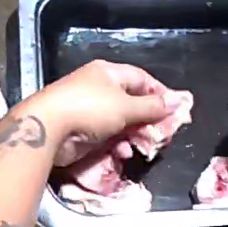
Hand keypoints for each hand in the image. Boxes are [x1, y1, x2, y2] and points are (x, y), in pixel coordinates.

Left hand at [16, 60, 182, 165]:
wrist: (49, 129)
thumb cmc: (90, 109)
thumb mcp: (127, 107)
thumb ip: (153, 107)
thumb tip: (178, 101)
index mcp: (109, 73)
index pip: (142, 79)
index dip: (159, 93)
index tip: (174, 109)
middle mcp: (99, 89)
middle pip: (132, 102)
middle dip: (148, 119)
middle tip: (162, 133)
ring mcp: (90, 110)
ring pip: (121, 122)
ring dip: (134, 135)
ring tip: (144, 146)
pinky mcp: (83, 130)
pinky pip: (108, 136)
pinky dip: (118, 144)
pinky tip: (123, 153)